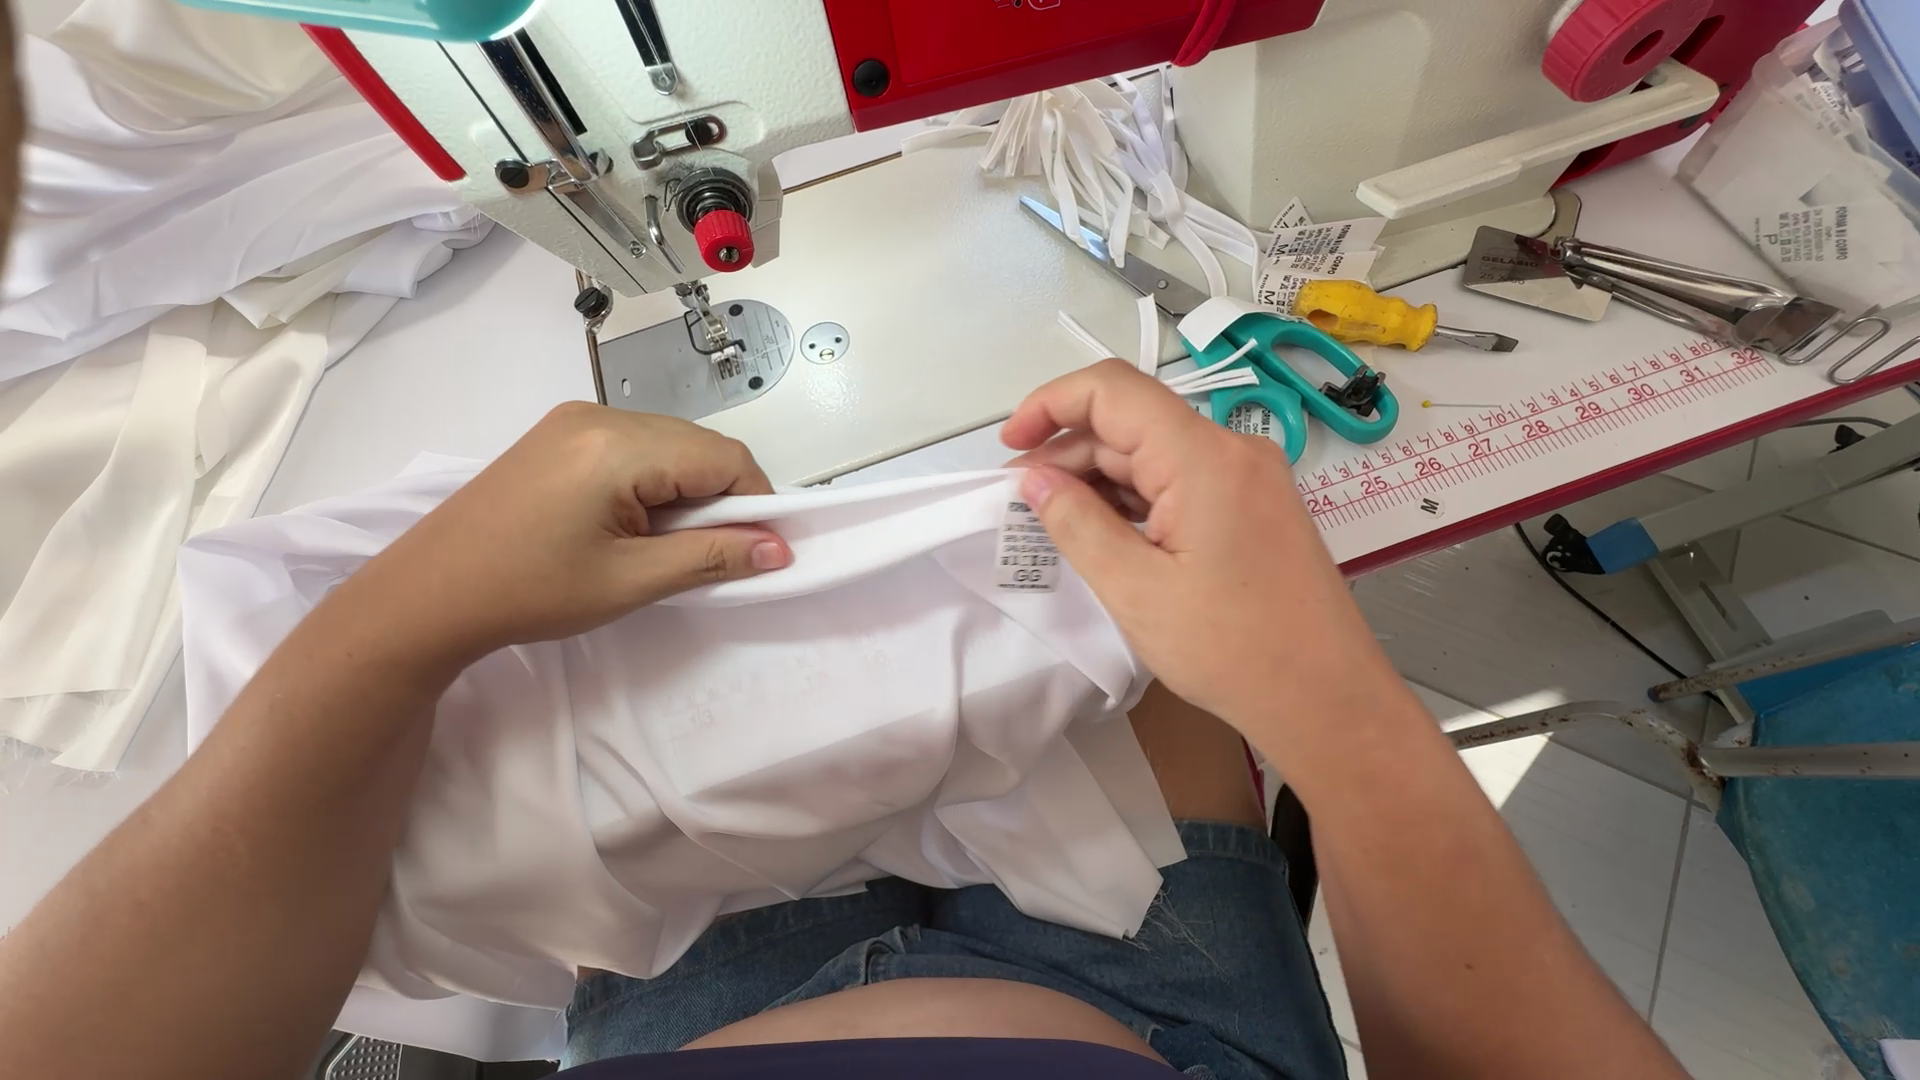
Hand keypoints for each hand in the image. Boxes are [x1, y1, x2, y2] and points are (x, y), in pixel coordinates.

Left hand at [348, 403, 789, 662]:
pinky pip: (638, 446)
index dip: (756, 501)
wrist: (424, 596)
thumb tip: (781, 549)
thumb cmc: (529, 592)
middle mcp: (600, 415)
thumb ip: (713, 557)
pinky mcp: (562, 433)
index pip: (725, 457)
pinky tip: (637, 522)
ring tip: (666, 543)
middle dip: (723, 497)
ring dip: (690, 490)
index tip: (759, 549)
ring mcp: (576, 419)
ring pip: (672, 444)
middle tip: (711, 553)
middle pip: (700, 445)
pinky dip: (658, 481)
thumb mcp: (631, 581)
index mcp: (617, 446)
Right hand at [1003, 359, 1390, 727]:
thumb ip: (1076, 523)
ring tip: (1055, 521)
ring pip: (1153, 454)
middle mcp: (1231, 451)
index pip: (1112, 390)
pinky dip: (1134, 498)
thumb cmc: (1233, 650)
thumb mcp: (1135, 588)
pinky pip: (1179, 481)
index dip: (1050, 403)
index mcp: (1203, 457)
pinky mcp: (1251, 505)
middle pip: (1131, 423)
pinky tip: (1104, 530)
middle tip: (1022, 501)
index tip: (1011, 445)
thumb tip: (1034, 480)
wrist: (1326, 699)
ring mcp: (1247, 477)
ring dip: (1098, 479)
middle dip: (1068, 453)